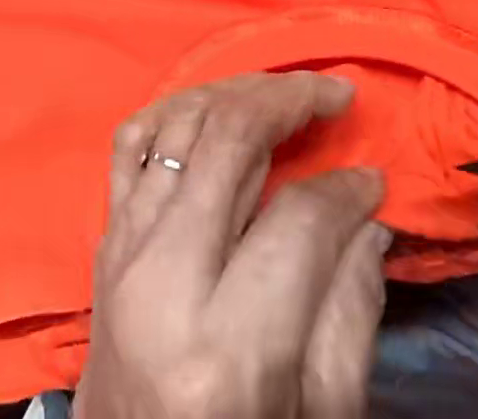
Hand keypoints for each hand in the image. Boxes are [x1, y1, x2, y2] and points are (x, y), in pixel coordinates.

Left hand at [76, 72, 390, 418]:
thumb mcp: (322, 412)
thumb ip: (352, 306)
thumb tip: (366, 212)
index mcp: (225, 346)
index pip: (299, 219)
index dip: (347, 188)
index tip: (373, 180)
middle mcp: (161, 281)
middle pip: (230, 141)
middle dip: (292, 98)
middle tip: (334, 92)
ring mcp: (121, 252)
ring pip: (179, 123)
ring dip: (240, 90)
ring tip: (286, 90)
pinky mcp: (104, 242)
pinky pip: (131, 142)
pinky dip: (177, 109)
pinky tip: (216, 106)